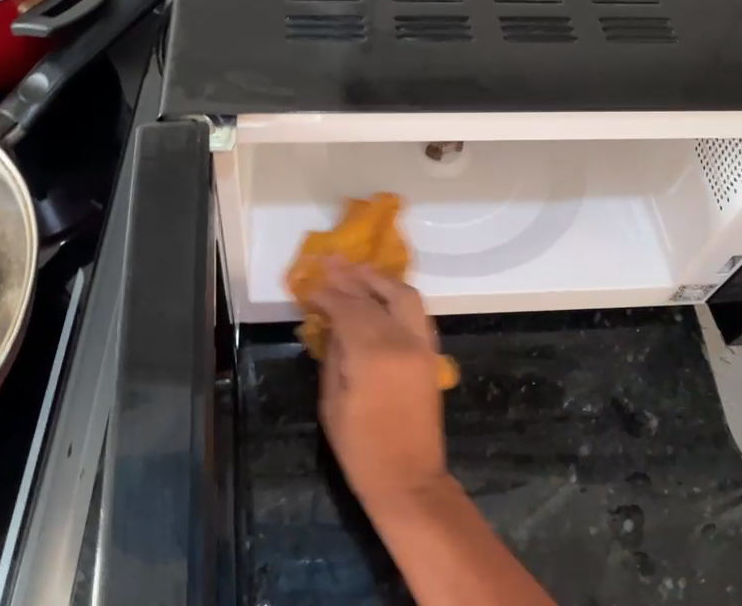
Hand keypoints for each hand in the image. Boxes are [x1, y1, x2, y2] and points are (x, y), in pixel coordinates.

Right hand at [303, 261, 450, 511]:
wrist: (408, 479)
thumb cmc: (360, 448)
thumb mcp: (332, 402)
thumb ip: (334, 354)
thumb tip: (331, 322)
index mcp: (373, 354)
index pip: (348, 308)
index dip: (328, 294)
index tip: (310, 287)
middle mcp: (402, 341)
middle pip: (376, 295)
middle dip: (353, 277)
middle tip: (332, 261)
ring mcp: (422, 346)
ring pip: (405, 296)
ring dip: (380, 280)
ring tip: (358, 271)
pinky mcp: (431, 355)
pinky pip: (417, 313)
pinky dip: (398, 298)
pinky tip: (382, 295)